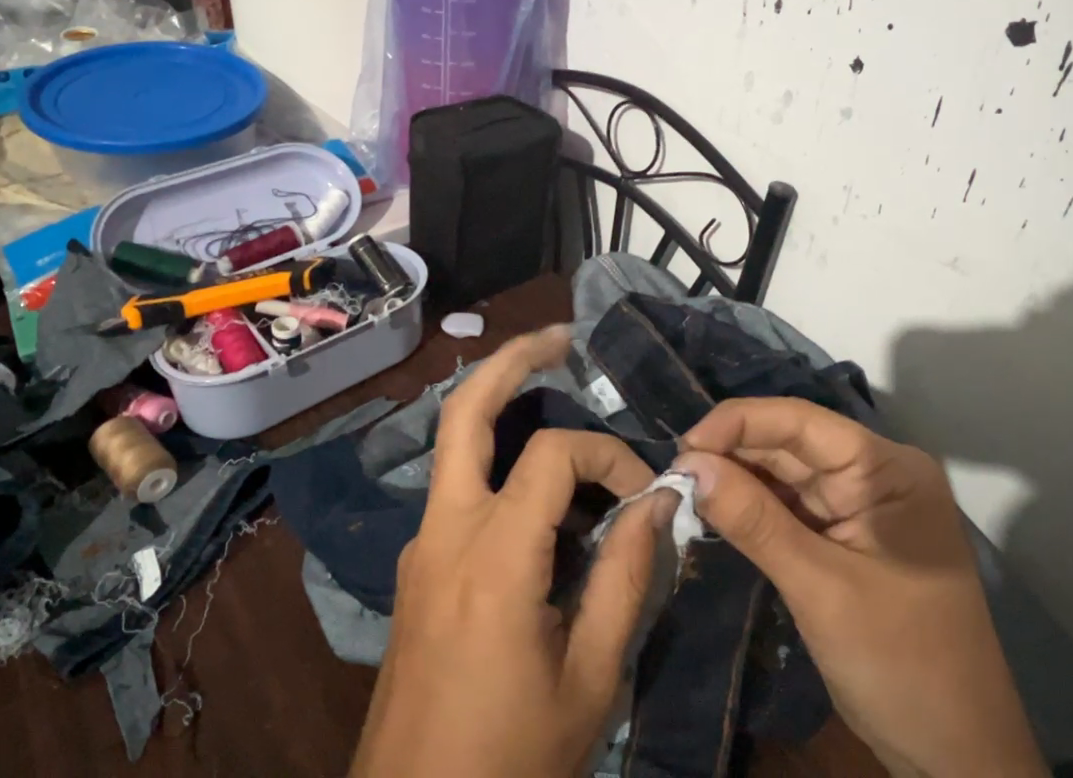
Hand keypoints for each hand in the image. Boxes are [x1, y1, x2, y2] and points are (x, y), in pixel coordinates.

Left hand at [352, 327, 666, 777]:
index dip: (610, 456)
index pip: (555, 455)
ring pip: (454, 448)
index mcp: (492, 554)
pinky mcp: (416, 568)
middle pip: (463, 413)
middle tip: (561, 337)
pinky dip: (498, 467)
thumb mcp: (590, 675)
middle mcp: (444, 531)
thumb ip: (627, 578)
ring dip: (501, 409)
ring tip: (555, 391)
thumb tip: (657, 501)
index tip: (648, 496)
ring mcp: (420, 547)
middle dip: (511, 361)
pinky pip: (457, 493)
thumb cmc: (512, 750)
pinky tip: (543, 494)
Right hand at [675, 398, 1047, 777]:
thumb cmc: (900, 661)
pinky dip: (754, 511)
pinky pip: (792, 510)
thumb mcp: (820, 587)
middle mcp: (876, 476)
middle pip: (791, 445)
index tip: (681, 449)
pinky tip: (716, 513)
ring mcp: (863, 509)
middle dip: (731, 454)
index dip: (738, 424)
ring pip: (786, 477)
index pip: (801, 422)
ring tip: (684, 491)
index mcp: (888, 470)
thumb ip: (753, 520)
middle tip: (673, 477)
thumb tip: (688, 464)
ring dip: (737, 481)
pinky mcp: (848, 540)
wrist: (954, 752)